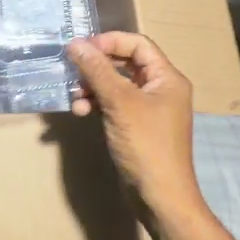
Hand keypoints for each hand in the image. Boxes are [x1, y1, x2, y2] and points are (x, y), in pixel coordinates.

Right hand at [68, 32, 201, 213]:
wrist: (160, 198)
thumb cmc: (146, 145)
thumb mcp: (119, 103)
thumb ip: (97, 70)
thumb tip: (75, 44)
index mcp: (167, 78)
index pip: (138, 44)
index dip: (110, 41)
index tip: (82, 48)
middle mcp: (160, 89)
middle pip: (125, 63)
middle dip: (97, 65)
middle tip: (73, 68)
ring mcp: (148, 109)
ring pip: (116, 84)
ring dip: (93, 86)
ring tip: (74, 95)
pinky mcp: (136, 126)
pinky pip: (114, 104)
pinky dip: (97, 104)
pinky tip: (80, 111)